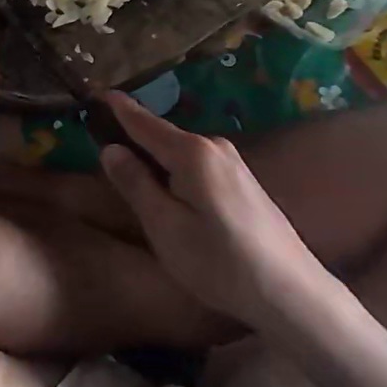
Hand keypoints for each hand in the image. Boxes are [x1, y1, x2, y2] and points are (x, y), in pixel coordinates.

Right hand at [97, 92, 331, 328]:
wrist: (293, 294)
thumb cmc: (221, 262)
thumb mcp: (165, 227)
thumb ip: (135, 184)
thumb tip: (110, 149)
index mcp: (191, 152)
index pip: (143, 121)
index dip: (117, 108)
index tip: (94, 93)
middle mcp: (213, 146)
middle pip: (161, 136)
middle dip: (132, 138)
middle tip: (101, 149)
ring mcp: (232, 162)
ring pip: (179, 152)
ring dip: (154, 158)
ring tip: (129, 174)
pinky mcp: (242, 180)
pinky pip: (195, 164)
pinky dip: (174, 170)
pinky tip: (169, 193)